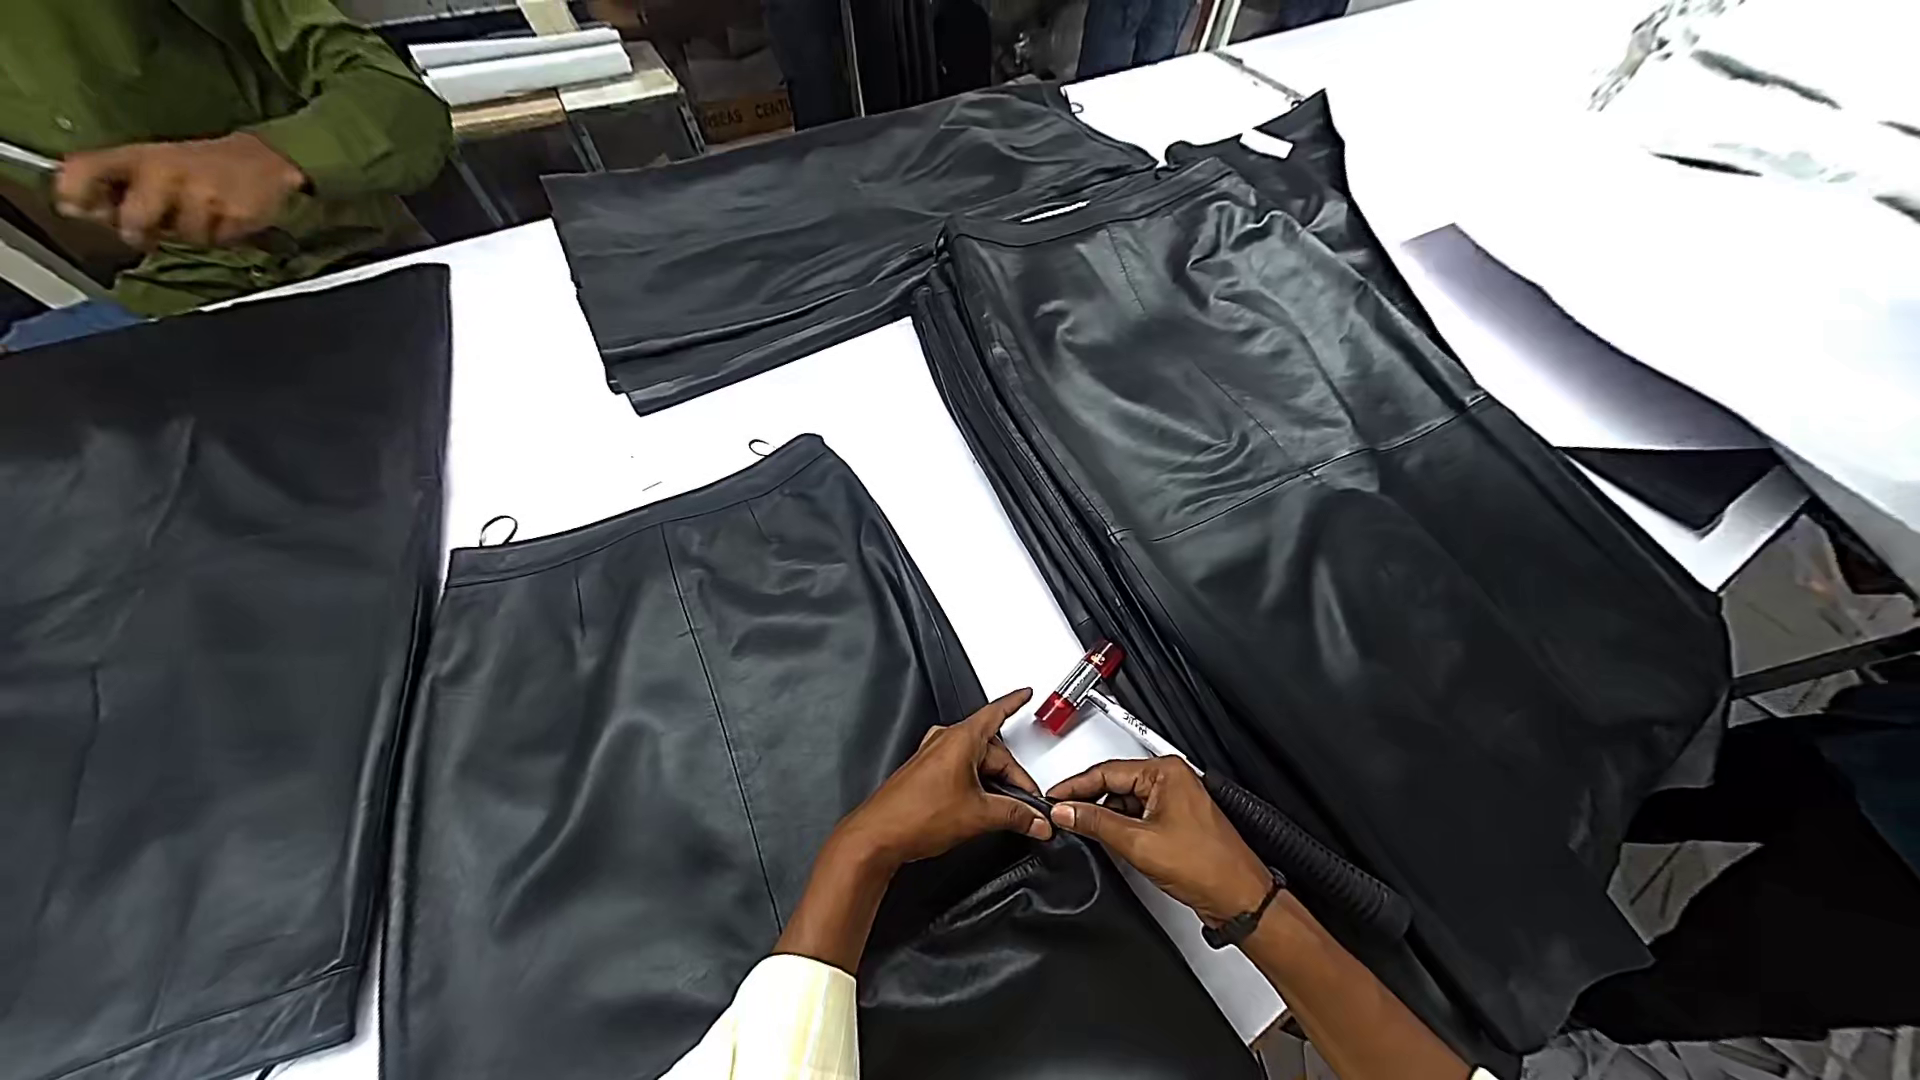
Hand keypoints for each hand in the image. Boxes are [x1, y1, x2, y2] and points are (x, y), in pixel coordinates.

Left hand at [55, 133, 305, 249]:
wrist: (265, 160)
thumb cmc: (206, 164)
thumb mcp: (159, 162)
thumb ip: (126, 184)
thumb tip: (89, 211)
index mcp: (139, 157)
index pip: (87, 168)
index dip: (72, 192)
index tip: (73, 211)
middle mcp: (165, 174)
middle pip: (135, 218)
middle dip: (137, 232)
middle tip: (142, 237)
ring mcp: (204, 197)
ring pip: (185, 236)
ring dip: (191, 235)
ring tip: (201, 221)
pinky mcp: (236, 216)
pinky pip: (220, 240)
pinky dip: (223, 237)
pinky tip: (228, 223)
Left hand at [774, 689, 1052, 972]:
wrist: (878, 836)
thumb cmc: (914, 815)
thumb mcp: (978, 815)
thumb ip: (1014, 815)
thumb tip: (1034, 820)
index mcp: (960, 738)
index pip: (995, 713)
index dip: (1015, 703)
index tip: (1025, 693)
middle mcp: (945, 741)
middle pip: (993, 749)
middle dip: (1013, 774)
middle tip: (1028, 800)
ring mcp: (934, 756)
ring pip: (977, 761)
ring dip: (995, 782)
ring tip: (1007, 809)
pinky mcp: (927, 772)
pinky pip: (962, 769)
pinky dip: (978, 785)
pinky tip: (983, 806)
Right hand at [1047, 757, 1272, 924]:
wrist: (1242, 901)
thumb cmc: (1210, 867)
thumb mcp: (1139, 842)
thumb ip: (1096, 822)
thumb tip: (1067, 811)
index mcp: (1166, 772)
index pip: (1107, 771)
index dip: (1076, 786)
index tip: (1055, 798)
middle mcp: (1171, 779)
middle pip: (1114, 784)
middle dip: (1088, 801)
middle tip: (1062, 814)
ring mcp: (1174, 799)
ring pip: (1124, 801)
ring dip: (1104, 816)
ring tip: (1084, 830)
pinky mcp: (1174, 819)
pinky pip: (1137, 814)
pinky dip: (1120, 826)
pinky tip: (1108, 839)